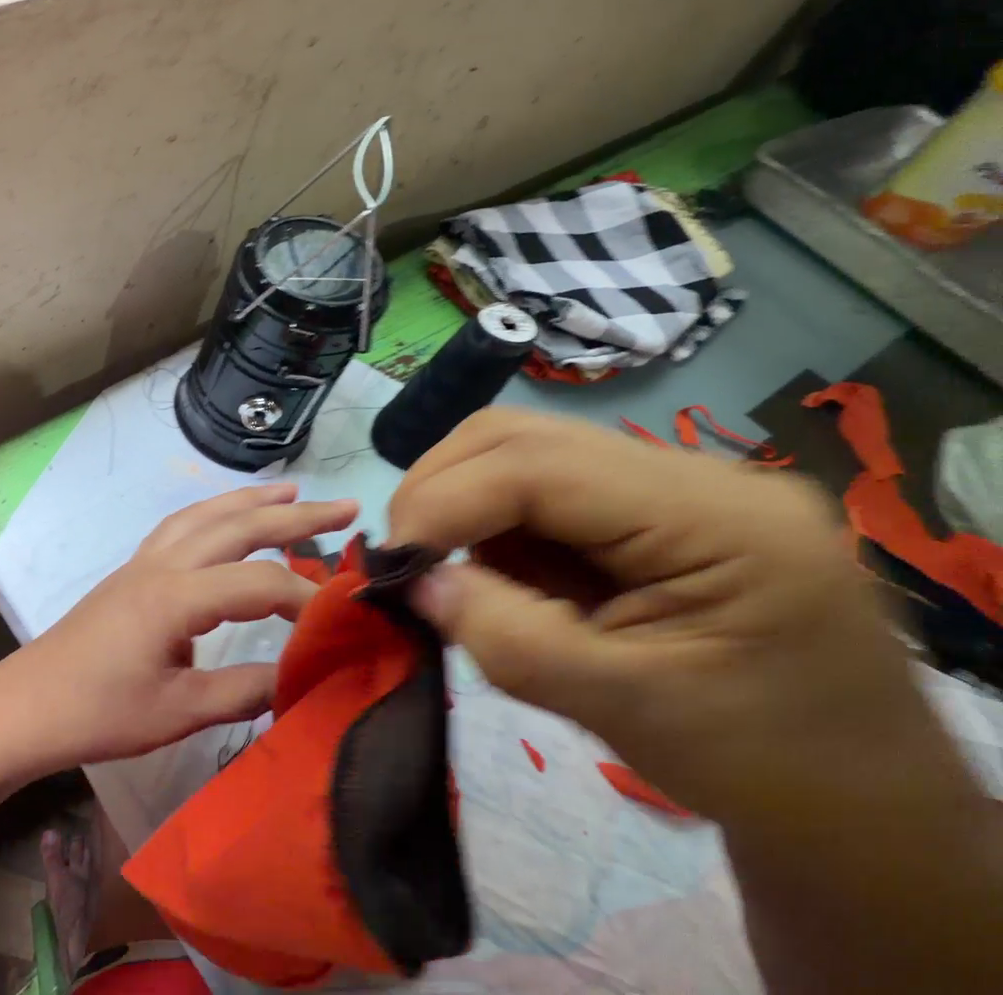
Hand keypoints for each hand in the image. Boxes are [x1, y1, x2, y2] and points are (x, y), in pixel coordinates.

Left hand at [0, 483, 357, 779]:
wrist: (26, 707)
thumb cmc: (98, 712)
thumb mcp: (179, 712)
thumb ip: (244, 692)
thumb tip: (301, 678)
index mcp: (175, 597)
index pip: (259, 584)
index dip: (307, 600)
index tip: (344, 621)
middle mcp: (160, 566)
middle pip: (234, 526)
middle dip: (292, 515)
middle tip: (346, 508)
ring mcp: (140, 566)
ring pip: (202, 517)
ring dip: (248, 502)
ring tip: (290, 492)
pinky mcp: (129, 576)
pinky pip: (179, 529)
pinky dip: (213, 515)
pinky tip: (226, 523)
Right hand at [387, 409, 980, 841]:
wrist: (852, 805)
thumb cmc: (756, 765)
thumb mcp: (622, 708)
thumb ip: (509, 638)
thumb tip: (412, 580)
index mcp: (717, 517)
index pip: (538, 465)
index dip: (443, 502)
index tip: (390, 566)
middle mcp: (698, 477)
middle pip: (523, 436)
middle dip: (440, 491)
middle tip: (405, 563)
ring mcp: (678, 489)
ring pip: (523, 454)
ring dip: (461, 507)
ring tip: (444, 576)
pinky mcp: (654, 513)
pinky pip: (544, 495)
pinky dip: (493, 528)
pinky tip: (494, 580)